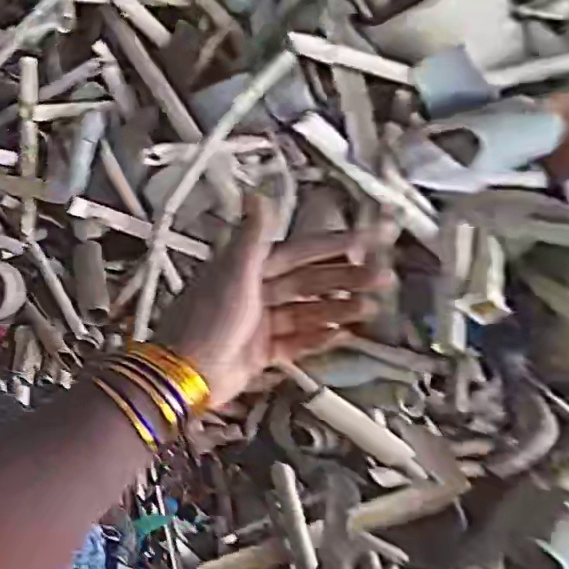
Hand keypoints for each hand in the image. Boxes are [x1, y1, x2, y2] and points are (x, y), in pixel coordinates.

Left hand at [157, 194, 391, 408]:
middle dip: (342, 278)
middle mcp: (245, 296)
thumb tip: (256, 196)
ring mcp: (251, 325)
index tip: (365, 241)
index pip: (291, 252)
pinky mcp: (256, 353)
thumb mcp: (231, 274)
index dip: (327, 246)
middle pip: (303, 282)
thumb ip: (250, 237)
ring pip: (303, 312)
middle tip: (380, 278)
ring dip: (336, 308)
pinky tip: (343, 334)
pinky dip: (318, 337)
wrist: (187, 372)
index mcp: (237, 273)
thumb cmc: (204, 323)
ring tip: (369, 307)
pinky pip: (295, 342)